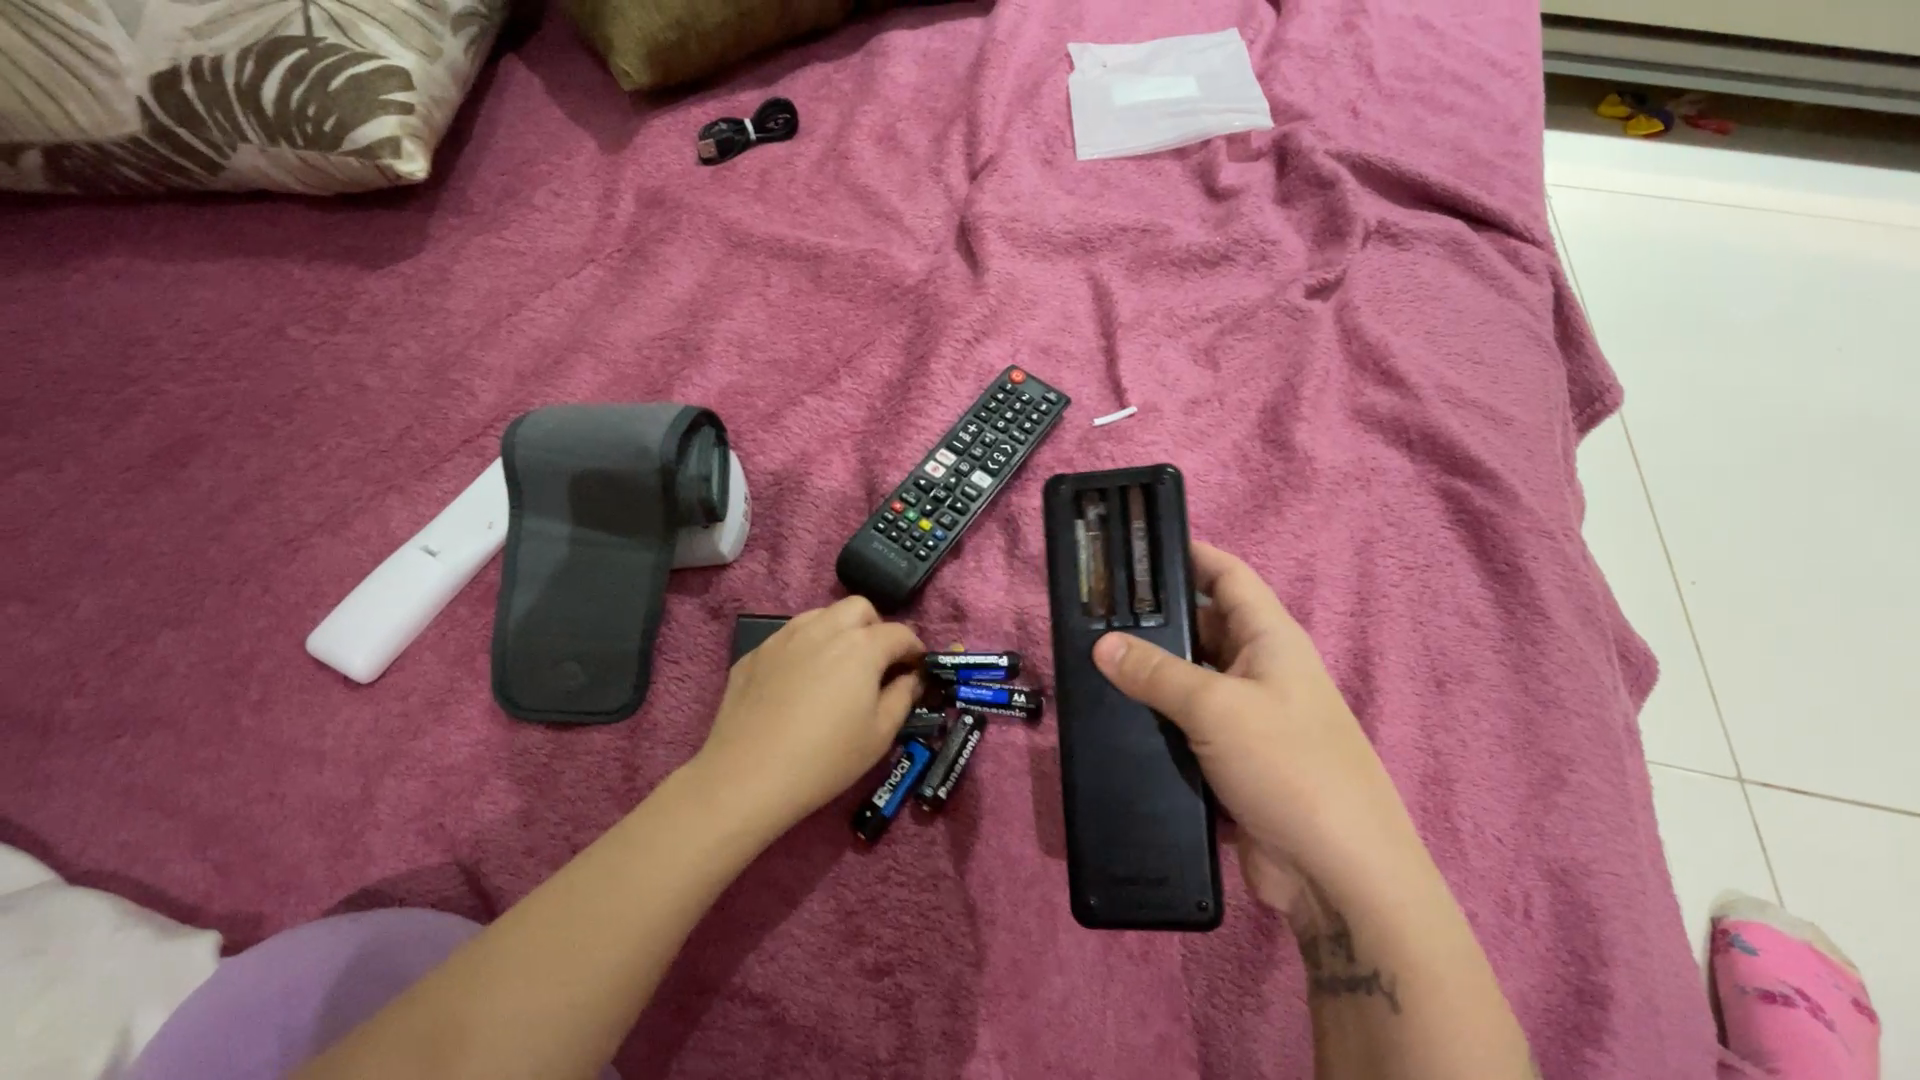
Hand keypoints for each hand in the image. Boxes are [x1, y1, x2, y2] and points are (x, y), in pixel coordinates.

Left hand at [694, 598, 923, 832]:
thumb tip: (911, 678)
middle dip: (875, 628)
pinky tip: (799, 682)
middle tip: (877, 663)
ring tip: (837, 666)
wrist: (748, 776)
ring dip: (838, 631)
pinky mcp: (755, 654)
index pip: (899, 633)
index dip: (915, 649)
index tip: (916, 669)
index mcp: (861, 646)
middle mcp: (824, 629)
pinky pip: (789, 637)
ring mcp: (784, 638)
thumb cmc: (825, 759)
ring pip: (820, 615)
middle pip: (859, 608)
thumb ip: (902, 697)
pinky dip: (805, 648)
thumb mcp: (879, 735)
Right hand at [1091, 542, 1423, 906]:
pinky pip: (1184, 731)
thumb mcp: (1217, 708)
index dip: (1188, 554)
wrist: (1337, 872)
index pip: (1228, 576)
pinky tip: (1110, 722)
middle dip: (1153, 619)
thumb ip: (1156, 672)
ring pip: (1187, 683)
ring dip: (1147, 676)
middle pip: (1201, 628)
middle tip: (1091, 612)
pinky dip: (1153, 724)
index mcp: (1272, 640)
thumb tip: (1102, 643)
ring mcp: (1246, 722)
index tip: (1135, 547)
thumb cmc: (1290, 767)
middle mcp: (1260, 672)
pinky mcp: (1230, 766)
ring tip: (1086, 663)